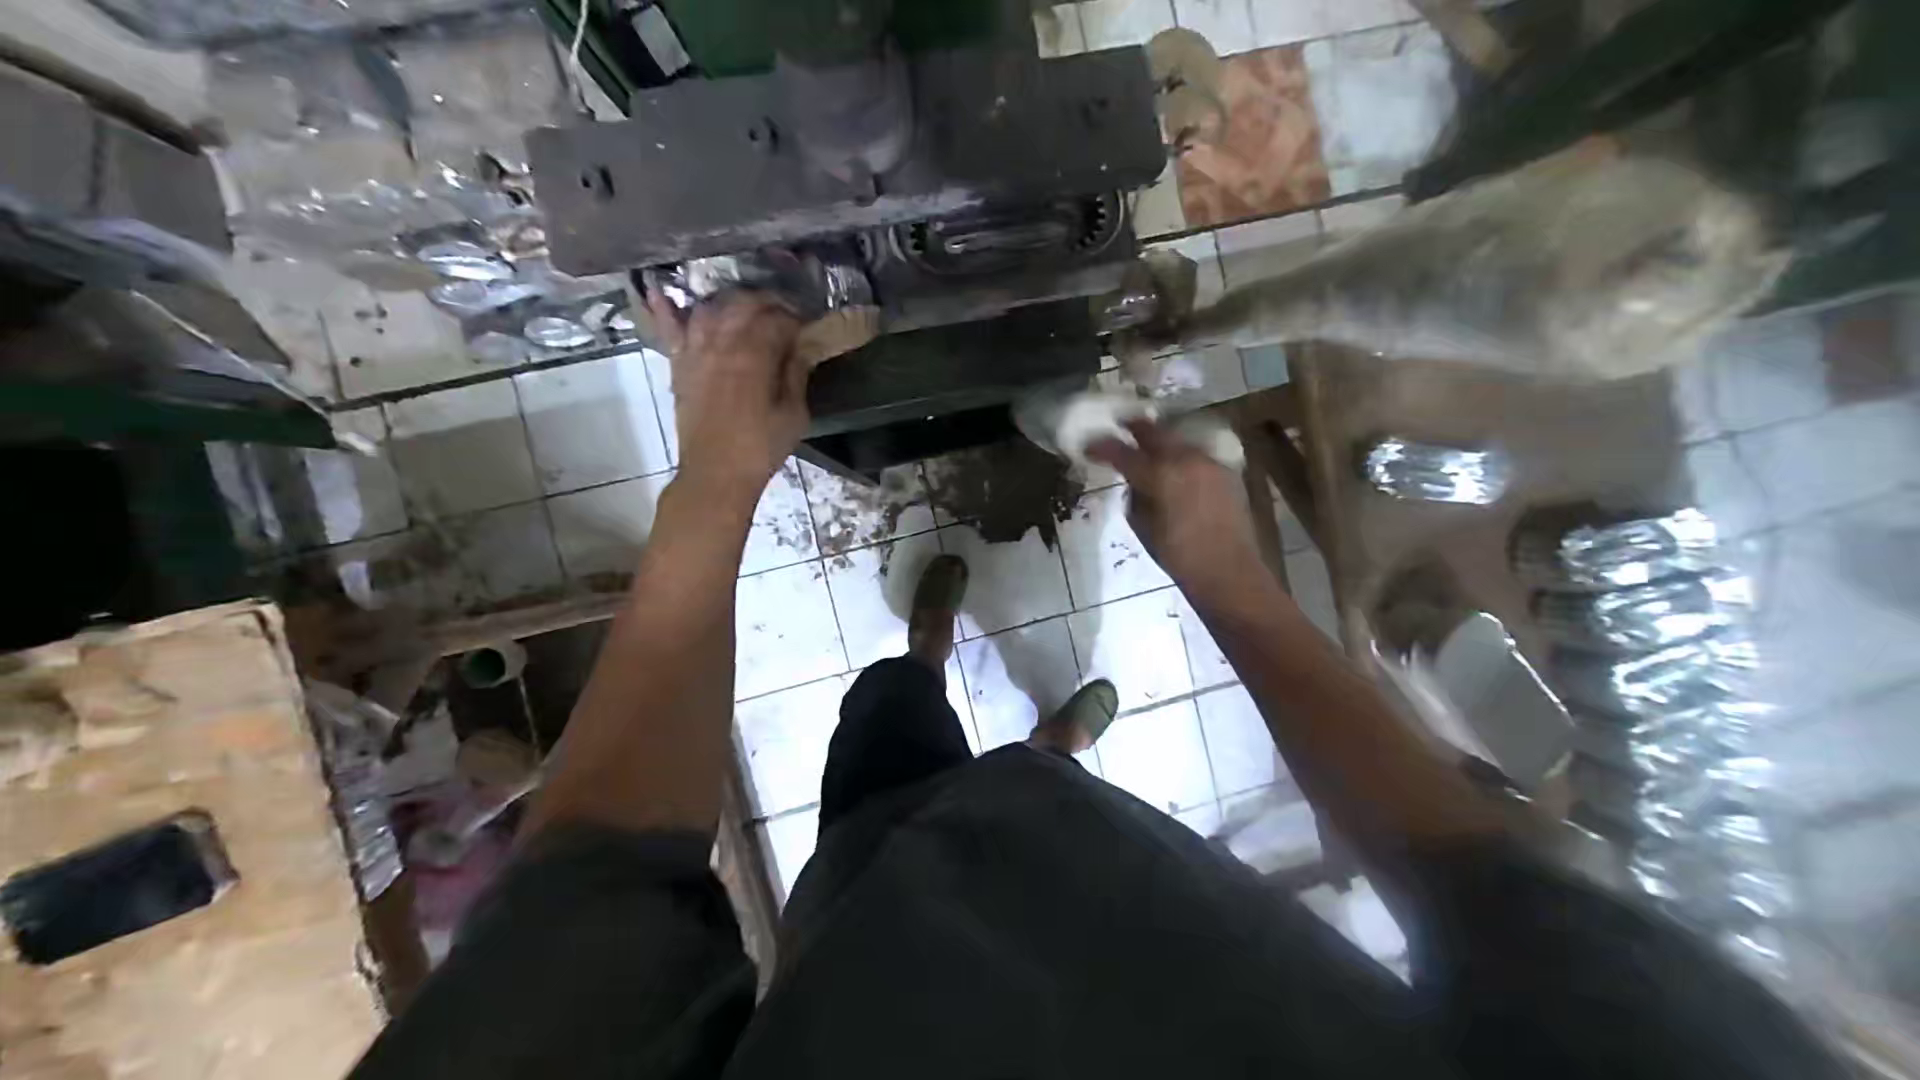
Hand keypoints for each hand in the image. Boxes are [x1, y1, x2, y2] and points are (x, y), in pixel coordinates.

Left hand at [646, 288, 808, 498]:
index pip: (777, 319)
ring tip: (746, 310)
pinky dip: (667, 310)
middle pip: (744, 305)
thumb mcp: (794, 414)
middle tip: (783, 314)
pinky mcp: (679, 365)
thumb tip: (801, 347)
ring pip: (711, 309)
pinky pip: (670, 329)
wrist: (716, 474)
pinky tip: (661, 293)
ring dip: (731, 303)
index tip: (806, 327)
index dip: (795, 319)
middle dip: (767, 303)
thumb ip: (796, 374)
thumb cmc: (762, 448)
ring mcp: (695, 352)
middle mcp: (722, 344)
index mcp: (755, 355)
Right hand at [1086, 419, 1263, 597]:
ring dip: (1161, 442)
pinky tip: (1175, 469)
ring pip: (1178, 442)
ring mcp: (1209, 463)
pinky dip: (1181, 457)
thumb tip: (1135, 482)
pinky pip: (1196, 456)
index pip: (1122, 452)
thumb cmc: (1178, 556)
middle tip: (1119, 427)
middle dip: (1134, 428)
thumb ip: (1135, 496)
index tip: (1088, 447)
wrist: (1228, 572)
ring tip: (1147, 449)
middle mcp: (1186, 460)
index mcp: (1160, 475)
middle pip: (1155, 432)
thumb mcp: (1143, 527)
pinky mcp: (1226, 473)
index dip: (1101, 447)